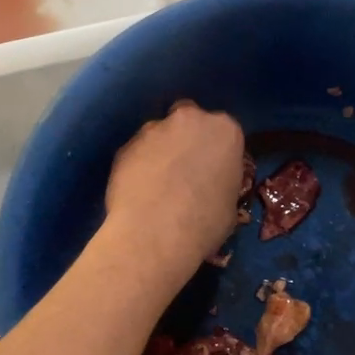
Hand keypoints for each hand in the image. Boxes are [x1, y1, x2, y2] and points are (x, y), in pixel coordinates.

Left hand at [104, 100, 245, 272]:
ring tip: (156, 184)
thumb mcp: (230, 206)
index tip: (212, 170)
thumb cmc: (204, 224)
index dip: (216, 151)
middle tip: (184, 171)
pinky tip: (137, 191)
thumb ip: (221, 182)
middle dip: (186, 139)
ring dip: (159, 151)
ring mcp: (153, 129)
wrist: (154, 235)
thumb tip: (212, 189)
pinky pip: (136, 152)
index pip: (224, 132)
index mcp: (225, 130)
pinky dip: (137, 165)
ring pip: (158, 134)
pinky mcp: (125, 145)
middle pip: (188, 120)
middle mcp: (189, 119)